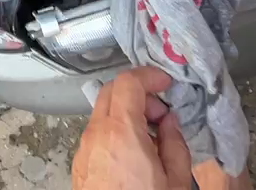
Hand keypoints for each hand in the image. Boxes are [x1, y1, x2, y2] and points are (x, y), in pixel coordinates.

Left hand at [71, 67, 191, 189]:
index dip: (149, 76)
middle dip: (138, 92)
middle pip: (112, 91)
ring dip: (126, 112)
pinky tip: (135, 154)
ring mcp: (85, 149)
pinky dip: (115, 130)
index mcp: (121, 131)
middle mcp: (97, 133)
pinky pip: (97, 134)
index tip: (166, 82)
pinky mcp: (80, 165)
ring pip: (103, 112)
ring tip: (152, 137)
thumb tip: (170, 123)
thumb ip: (175, 144)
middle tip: (161, 111)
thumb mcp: (175, 182)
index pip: (129, 82)